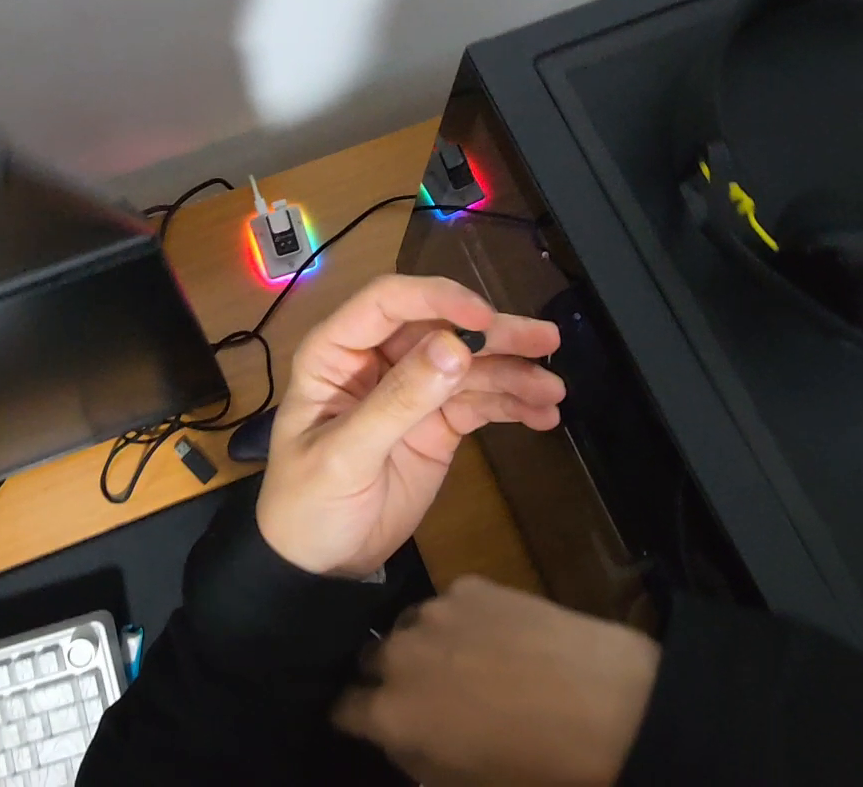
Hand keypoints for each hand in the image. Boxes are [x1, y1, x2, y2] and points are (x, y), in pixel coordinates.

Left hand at [255, 275, 562, 578]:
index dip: (437, 299)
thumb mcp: (345, 454)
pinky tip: (543, 413)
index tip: (485, 318)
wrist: (319, 563)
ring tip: (553, 391)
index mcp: (336, 352)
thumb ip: (397, 402)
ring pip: (467, 363)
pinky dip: (512, 404)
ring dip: (512, 372)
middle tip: (545, 341)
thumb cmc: (308, 503)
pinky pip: (479, 401)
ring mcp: (411, 390)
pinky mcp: (438, 423)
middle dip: (492, 333)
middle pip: (439, 327)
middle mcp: (376, 359)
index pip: (387, 302)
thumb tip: (454, 348)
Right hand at [334, 575, 660, 785]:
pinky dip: (460, 621)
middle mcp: (398, 653)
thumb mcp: (465, 783)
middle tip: (424, 694)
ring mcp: (433, 610)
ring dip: (422, 645)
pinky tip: (497, 638)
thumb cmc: (536, 766)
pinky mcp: (467, 584)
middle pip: (370, 658)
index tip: (367, 719)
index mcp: (392, 711)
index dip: (355, 716)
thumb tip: (398, 735)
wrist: (605, 704)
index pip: (343, 708)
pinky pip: (448, 604)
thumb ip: (414, 758)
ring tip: (463, 662)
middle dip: (386, 676)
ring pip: (408, 626)